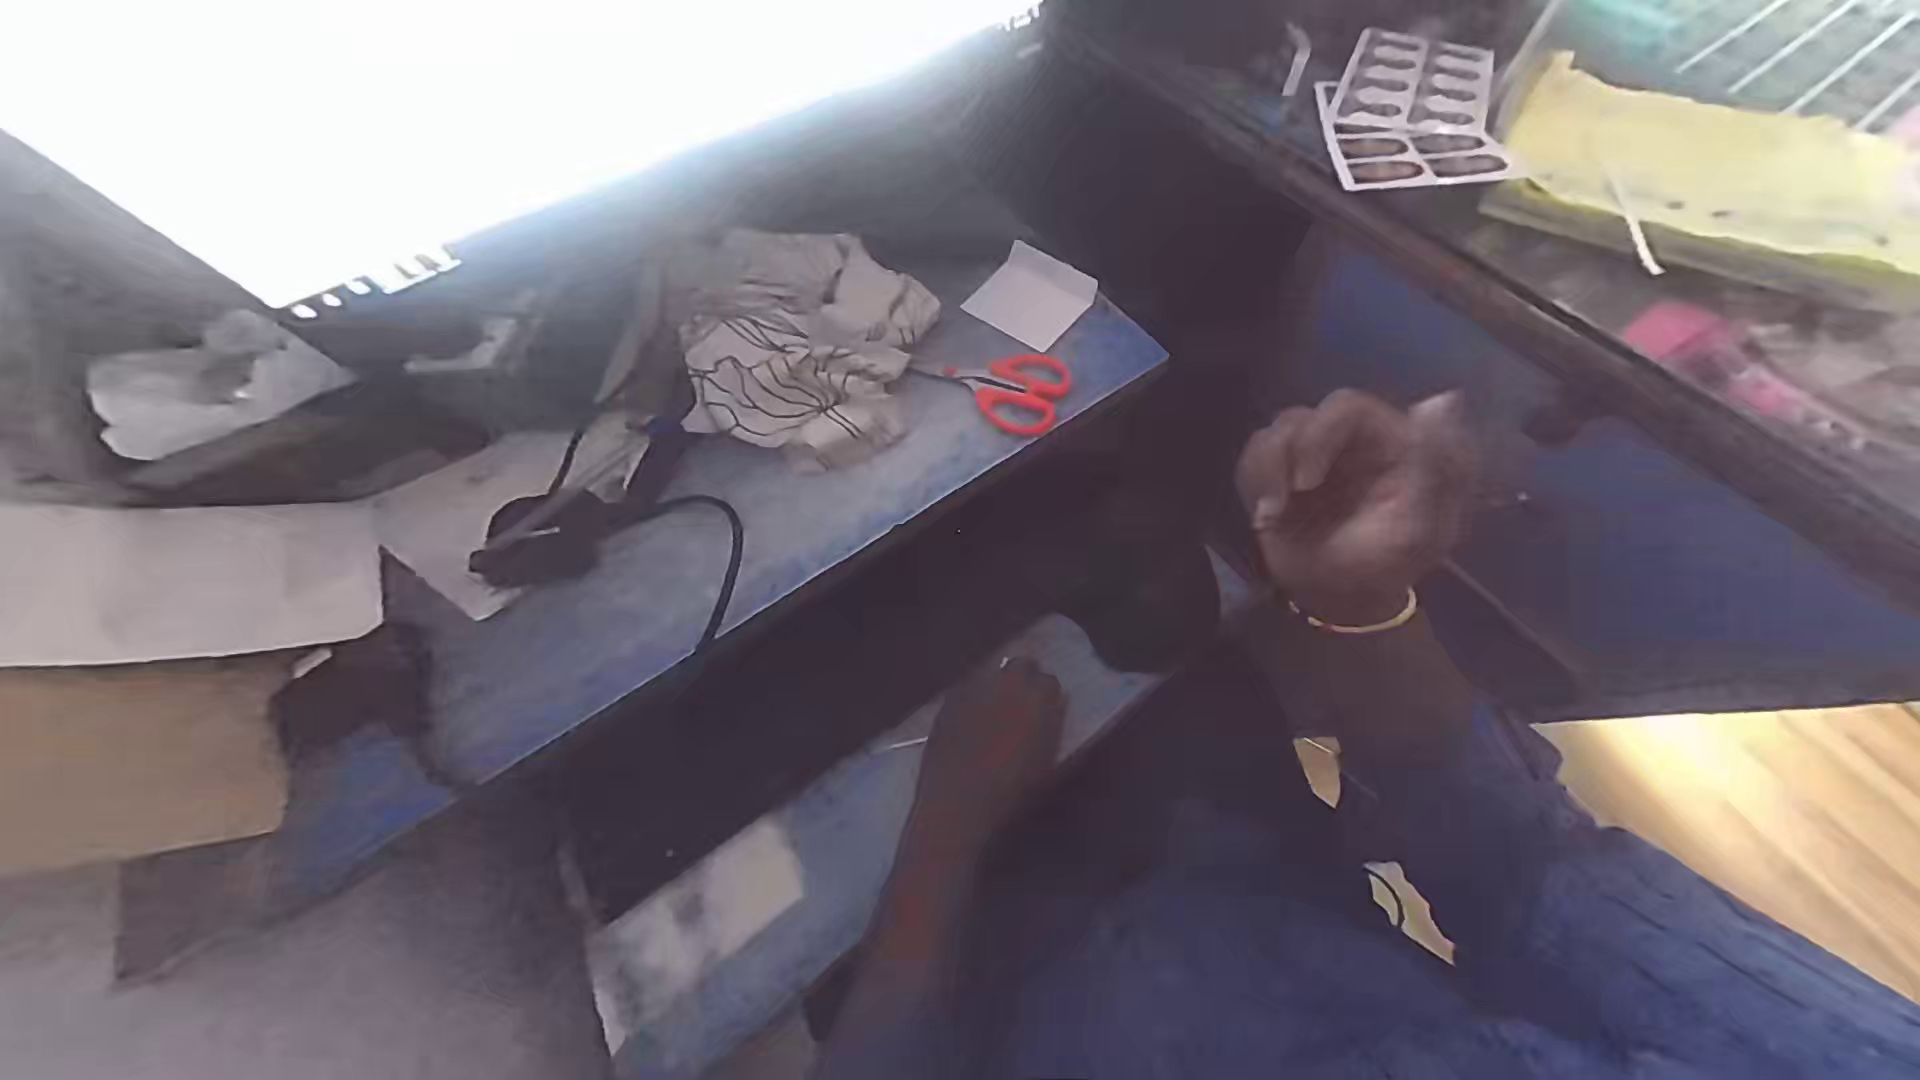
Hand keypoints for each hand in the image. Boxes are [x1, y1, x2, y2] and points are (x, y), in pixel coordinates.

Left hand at [910, 657, 1064, 858]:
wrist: (958, 801)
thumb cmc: (1012, 792)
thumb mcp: (1047, 766)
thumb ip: (1053, 730)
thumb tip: (1053, 712)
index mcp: (1037, 700)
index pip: (1050, 681)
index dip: (1048, 695)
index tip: (1047, 708)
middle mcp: (1007, 684)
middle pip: (1021, 664)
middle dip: (1025, 677)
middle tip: (1023, 701)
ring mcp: (975, 687)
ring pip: (992, 672)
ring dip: (997, 684)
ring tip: (995, 707)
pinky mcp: (949, 698)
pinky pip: (967, 687)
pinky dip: (972, 696)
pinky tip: (970, 716)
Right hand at [1236, 389, 1471, 623]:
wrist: (1340, 599)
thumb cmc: (1387, 565)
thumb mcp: (1423, 526)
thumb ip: (1437, 465)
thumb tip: (1442, 398)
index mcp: (1389, 442)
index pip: (1347, 408)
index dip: (1318, 434)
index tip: (1306, 484)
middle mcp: (1347, 441)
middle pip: (1299, 417)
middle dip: (1286, 457)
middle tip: (1283, 502)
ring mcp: (1308, 456)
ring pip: (1270, 435)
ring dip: (1266, 474)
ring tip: (1274, 513)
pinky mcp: (1276, 474)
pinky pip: (1251, 456)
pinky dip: (1253, 482)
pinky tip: (1267, 514)